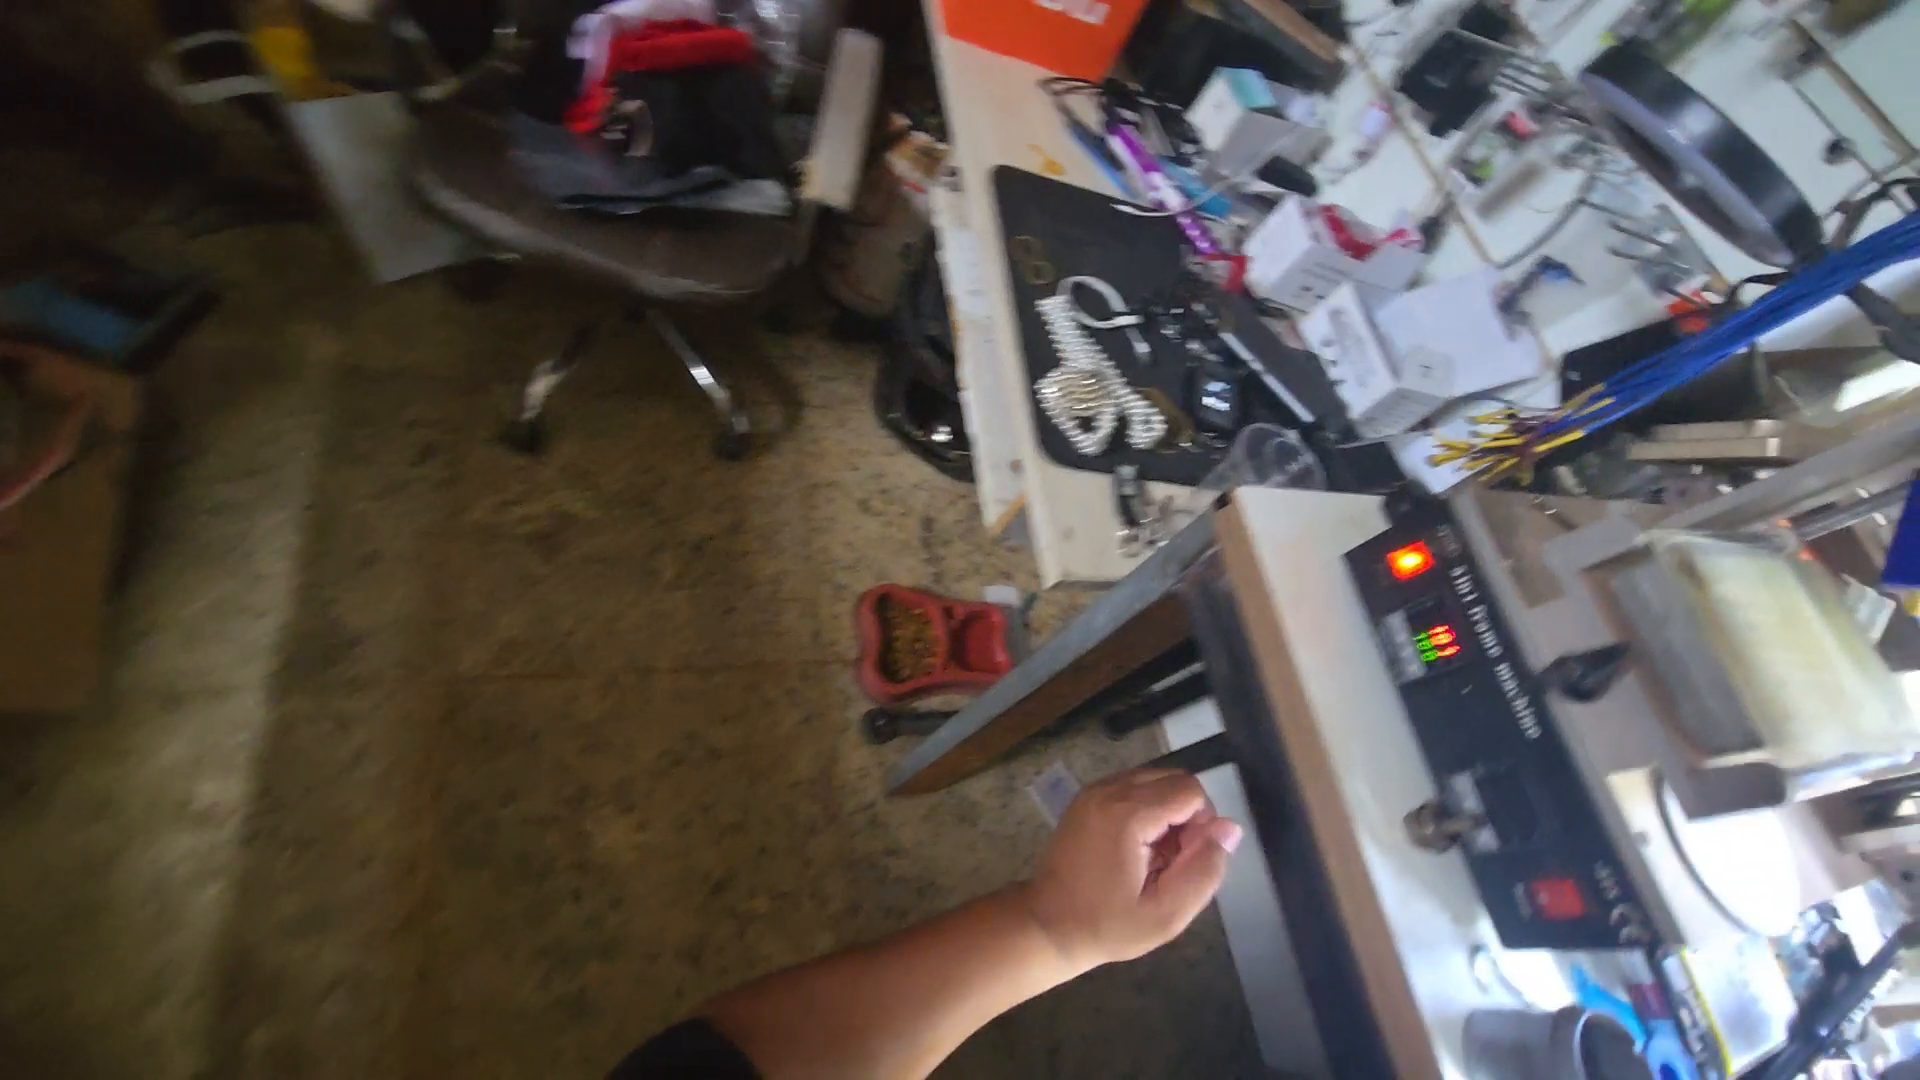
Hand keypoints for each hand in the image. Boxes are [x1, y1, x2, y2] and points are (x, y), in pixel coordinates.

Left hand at [1017, 768, 1243, 973]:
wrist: (1048, 922)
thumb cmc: (1108, 924)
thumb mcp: (1166, 914)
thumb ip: (1203, 870)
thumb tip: (1230, 828)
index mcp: (1126, 813)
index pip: (1190, 790)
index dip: (1202, 824)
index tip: (1184, 860)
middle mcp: (1109, 789)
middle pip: (1173, 778)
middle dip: (1186, 815)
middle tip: (1171, 860)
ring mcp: (1095, 788)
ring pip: (1155, 779)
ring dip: (1166, 811)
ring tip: (1153, 856)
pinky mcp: (1088, 795)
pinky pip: (1133, 785)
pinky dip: (1146, 808)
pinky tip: (1136, 846)